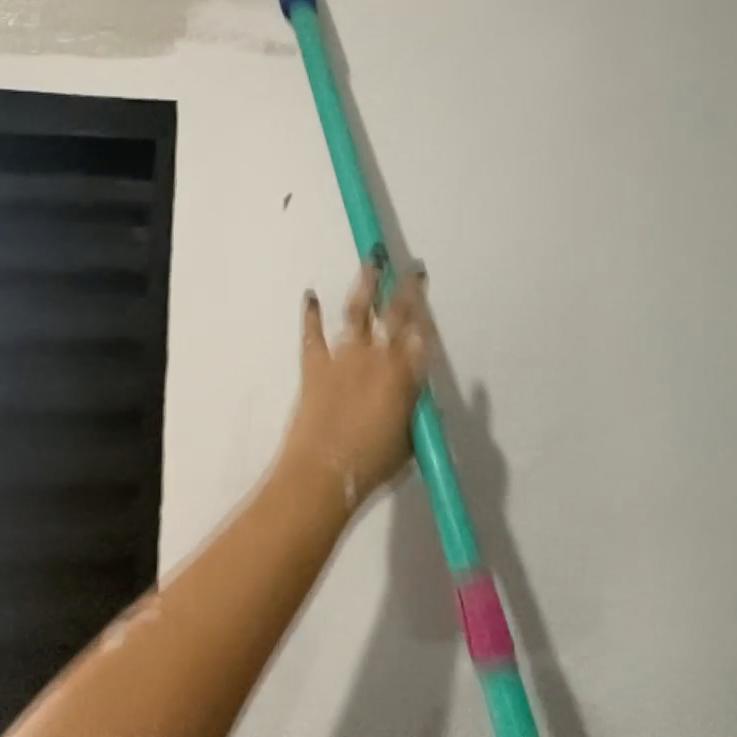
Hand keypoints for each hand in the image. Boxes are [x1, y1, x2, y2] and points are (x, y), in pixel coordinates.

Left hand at [282, 263, 429, 511]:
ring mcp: (344, 358)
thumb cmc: (371, 466)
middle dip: (405, 289)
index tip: (425, 291)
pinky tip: (311, 296)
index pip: (421, 335)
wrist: (321, 474)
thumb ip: (415, 412)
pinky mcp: (315, 366)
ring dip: (365, 286)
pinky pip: (313, 334)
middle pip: (395, 315)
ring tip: (370, 262)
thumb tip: (421, 397)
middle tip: (411, 269)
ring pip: (357, 312)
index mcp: (404, 376)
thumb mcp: (409, 442)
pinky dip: (311, 314)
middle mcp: (377, 358)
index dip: (423, 311)